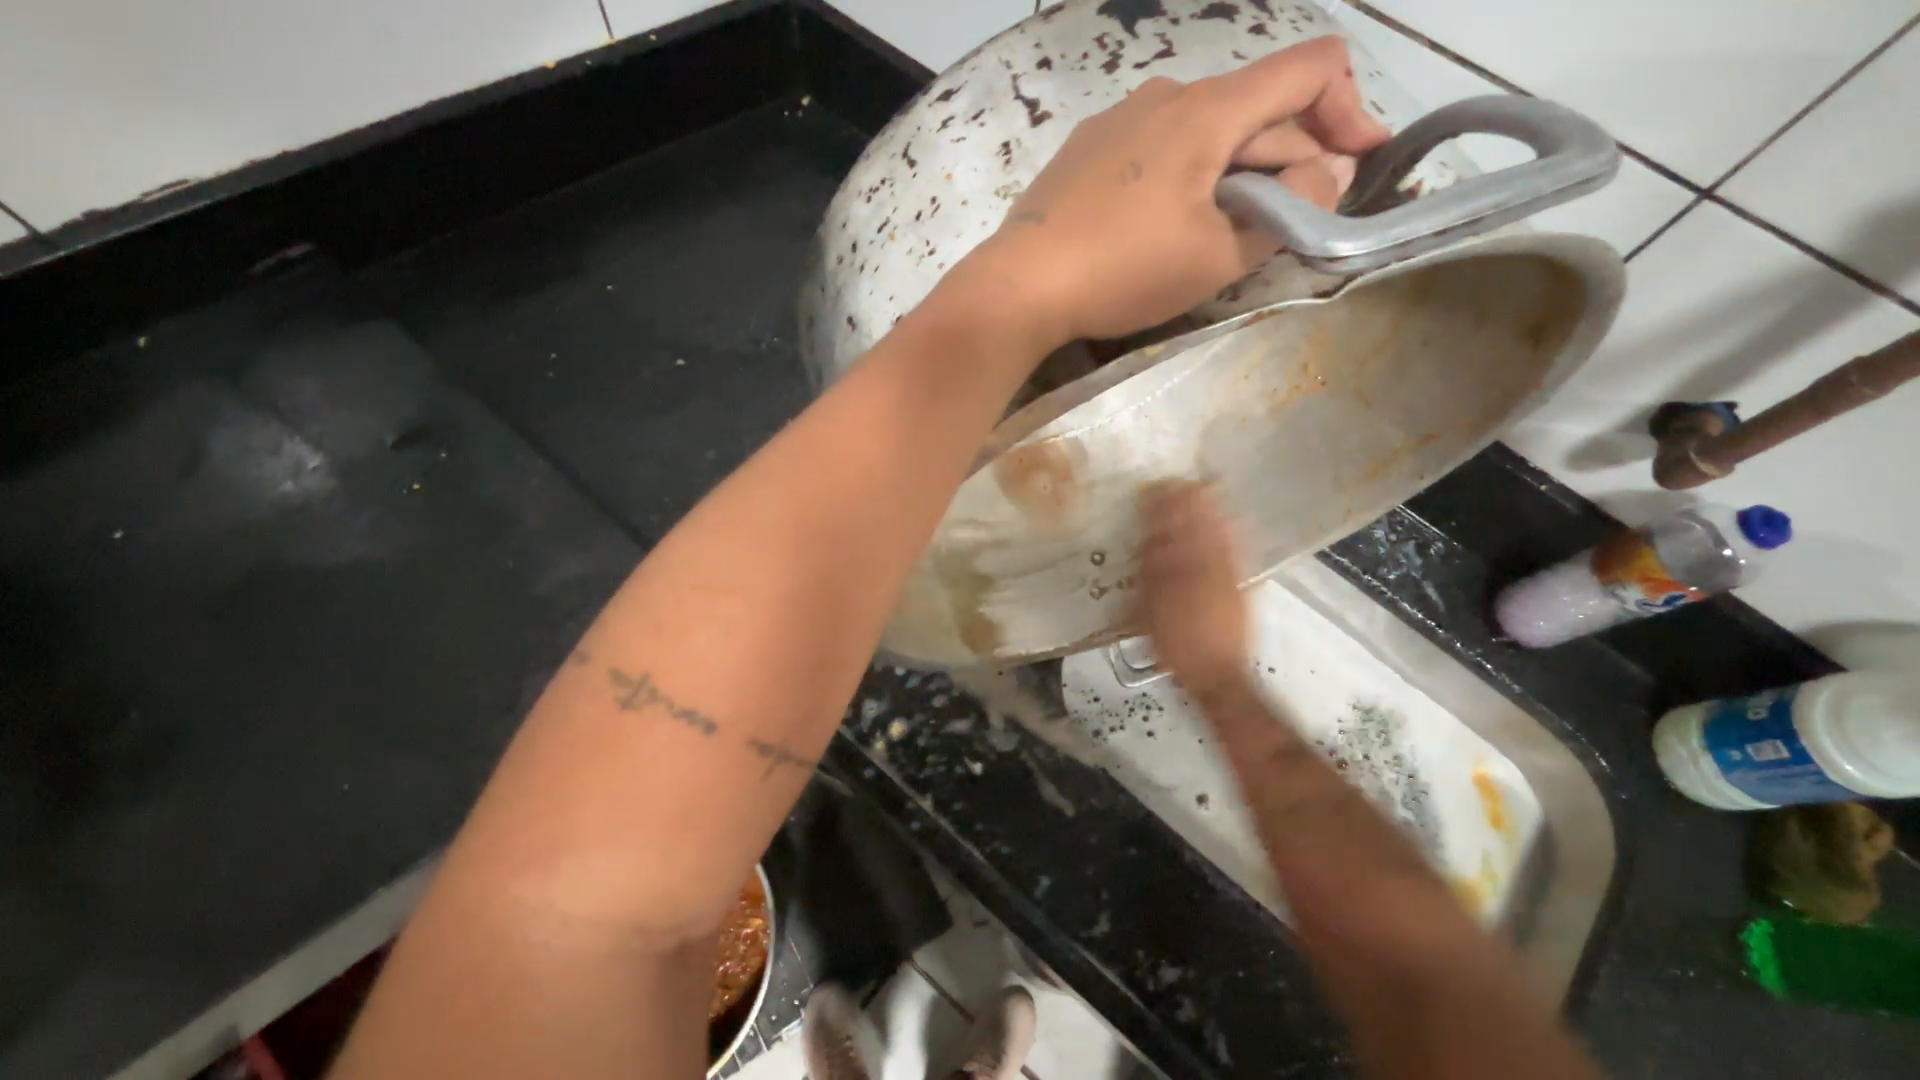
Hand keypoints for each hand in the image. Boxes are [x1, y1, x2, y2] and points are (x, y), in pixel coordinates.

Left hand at [968, 36, 1388, 347]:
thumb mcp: (1219, 254)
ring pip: (1207, 131)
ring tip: (1231, 234)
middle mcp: (1164, 95)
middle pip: (1257, 108)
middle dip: (1292, 159)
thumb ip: (1287, 211)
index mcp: (1206, 110)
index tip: (1359, 161)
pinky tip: (1176, 226)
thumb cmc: (1123, 270)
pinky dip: (1192, 174)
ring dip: (1241, 171)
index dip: (1352, 107)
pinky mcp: (1088, 150)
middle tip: (1295, 224)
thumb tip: (1324, 176)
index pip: (1309, 67)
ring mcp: (1119, 119)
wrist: (1018, 286)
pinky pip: (1161, 148)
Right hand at [1137, 481, 1250, 694]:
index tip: (1152, 488)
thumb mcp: (1147, 615)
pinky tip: (1235, 518)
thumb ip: (1148, 579)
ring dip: (1210, 508)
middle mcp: (1201, 569)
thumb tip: (1147, 548)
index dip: (1158, 508)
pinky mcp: (1241, 584)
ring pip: (1217, 533)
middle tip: (1179, 479)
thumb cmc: (1176, 648)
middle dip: (1185, 501)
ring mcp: (1225, 575)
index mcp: (1172, 575)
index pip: (1163, 533)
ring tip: (1206, 484)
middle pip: (1192, 526)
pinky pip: (1238, 550)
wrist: (1217, 673)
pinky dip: (1234, 531)